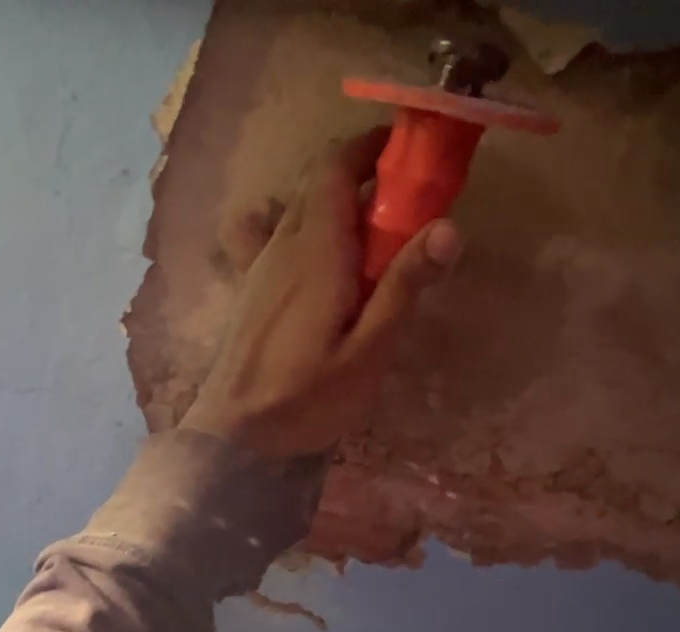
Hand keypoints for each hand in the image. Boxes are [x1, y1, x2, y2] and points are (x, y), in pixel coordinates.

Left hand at [179, 127, 462, 462]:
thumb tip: (448, 226)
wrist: (231, 436)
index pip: (332, 168)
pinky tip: (319, 267)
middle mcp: (279, 248)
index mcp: (314, 251)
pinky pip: (271, 242)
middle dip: (359, 178)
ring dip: (332, 208)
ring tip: (370, 240)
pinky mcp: (247, 296)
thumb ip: (403, 287)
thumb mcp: (367, 352)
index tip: (406, 148)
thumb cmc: (304, 399)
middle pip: (315, 187)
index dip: (368, 146)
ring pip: (293, 214)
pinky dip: (300, 234)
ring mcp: (256, 271)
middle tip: (403, 203)